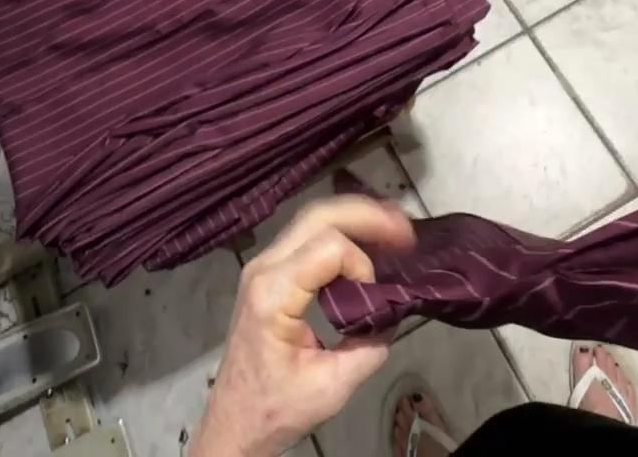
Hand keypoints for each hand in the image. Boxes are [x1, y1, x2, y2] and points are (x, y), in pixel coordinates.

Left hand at [189, 197, 416, 456]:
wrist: (233, 422)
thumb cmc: (275, 409)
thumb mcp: (331, 388)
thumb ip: (368, 348)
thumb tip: (391, 314)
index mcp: (273, 294)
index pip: (328, 248)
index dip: (361, 264)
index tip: (372, 298)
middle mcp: (264, 267)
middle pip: (318, 216)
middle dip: (366, 214)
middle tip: (404, 229)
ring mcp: (263, 264)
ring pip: (311, 218)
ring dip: (354, 216)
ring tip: (392, 225)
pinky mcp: (269, 269)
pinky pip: (305, 234)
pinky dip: (340, 230)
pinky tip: (365, 239)